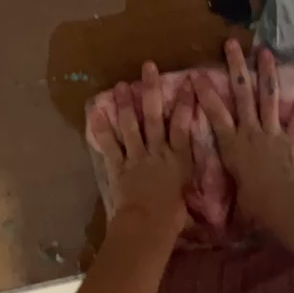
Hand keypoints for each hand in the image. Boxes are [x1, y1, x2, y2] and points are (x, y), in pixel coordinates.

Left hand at [90, 62, 196, 242]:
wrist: (149, 225)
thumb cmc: (173, 217)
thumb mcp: (187, 199)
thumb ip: (187, 186)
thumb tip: (197, 196)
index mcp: (179, 158)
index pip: (184, 125)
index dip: (186, 103)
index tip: (189, 82)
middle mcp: (158, 151)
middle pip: (155, 116)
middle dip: (152, 90)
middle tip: (148, 67)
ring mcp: (137, 157)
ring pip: (131, 125)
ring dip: (126, 104)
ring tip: (122, 84)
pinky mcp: (119, 166)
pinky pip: (110, 145)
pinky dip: (102, 129)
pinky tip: (96, 113)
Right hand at [191, 39, 293, 223]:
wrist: (282, 204)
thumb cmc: (253, 205)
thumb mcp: (233, 200)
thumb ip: (224, 194)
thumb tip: (208, 215)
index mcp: (232, 144)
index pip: (215, 114)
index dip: (205, 93)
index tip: (196, 74)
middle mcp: (250, 130)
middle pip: (242, 94)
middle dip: (236, 67)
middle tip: (231, 45)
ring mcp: (273, 131)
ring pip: (268, 97)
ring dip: (266, 73)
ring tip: (265, 51)